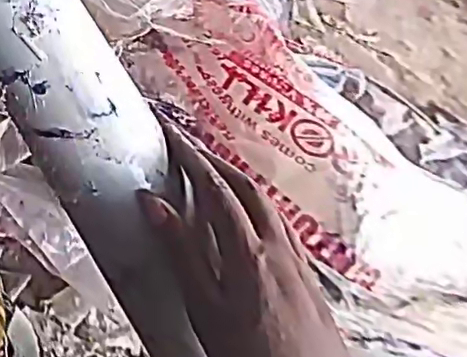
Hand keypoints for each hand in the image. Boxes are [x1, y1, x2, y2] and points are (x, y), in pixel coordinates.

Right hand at [138, 120, 348, 356]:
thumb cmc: (252, 355)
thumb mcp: (204, 306)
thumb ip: (181, 251)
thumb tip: (152, 201)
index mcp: (249, 252)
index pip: (217, 188)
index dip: (191, 155)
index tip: (170, 133)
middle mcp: (281, 253)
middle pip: (250, 190)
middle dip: (217, 161)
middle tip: (189, 147)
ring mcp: (302, 270)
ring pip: (272, 209)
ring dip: (241, 182)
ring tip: (217, 173)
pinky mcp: (314, 288)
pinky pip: (287, 231)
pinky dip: (262, 210)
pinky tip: (253, 222)